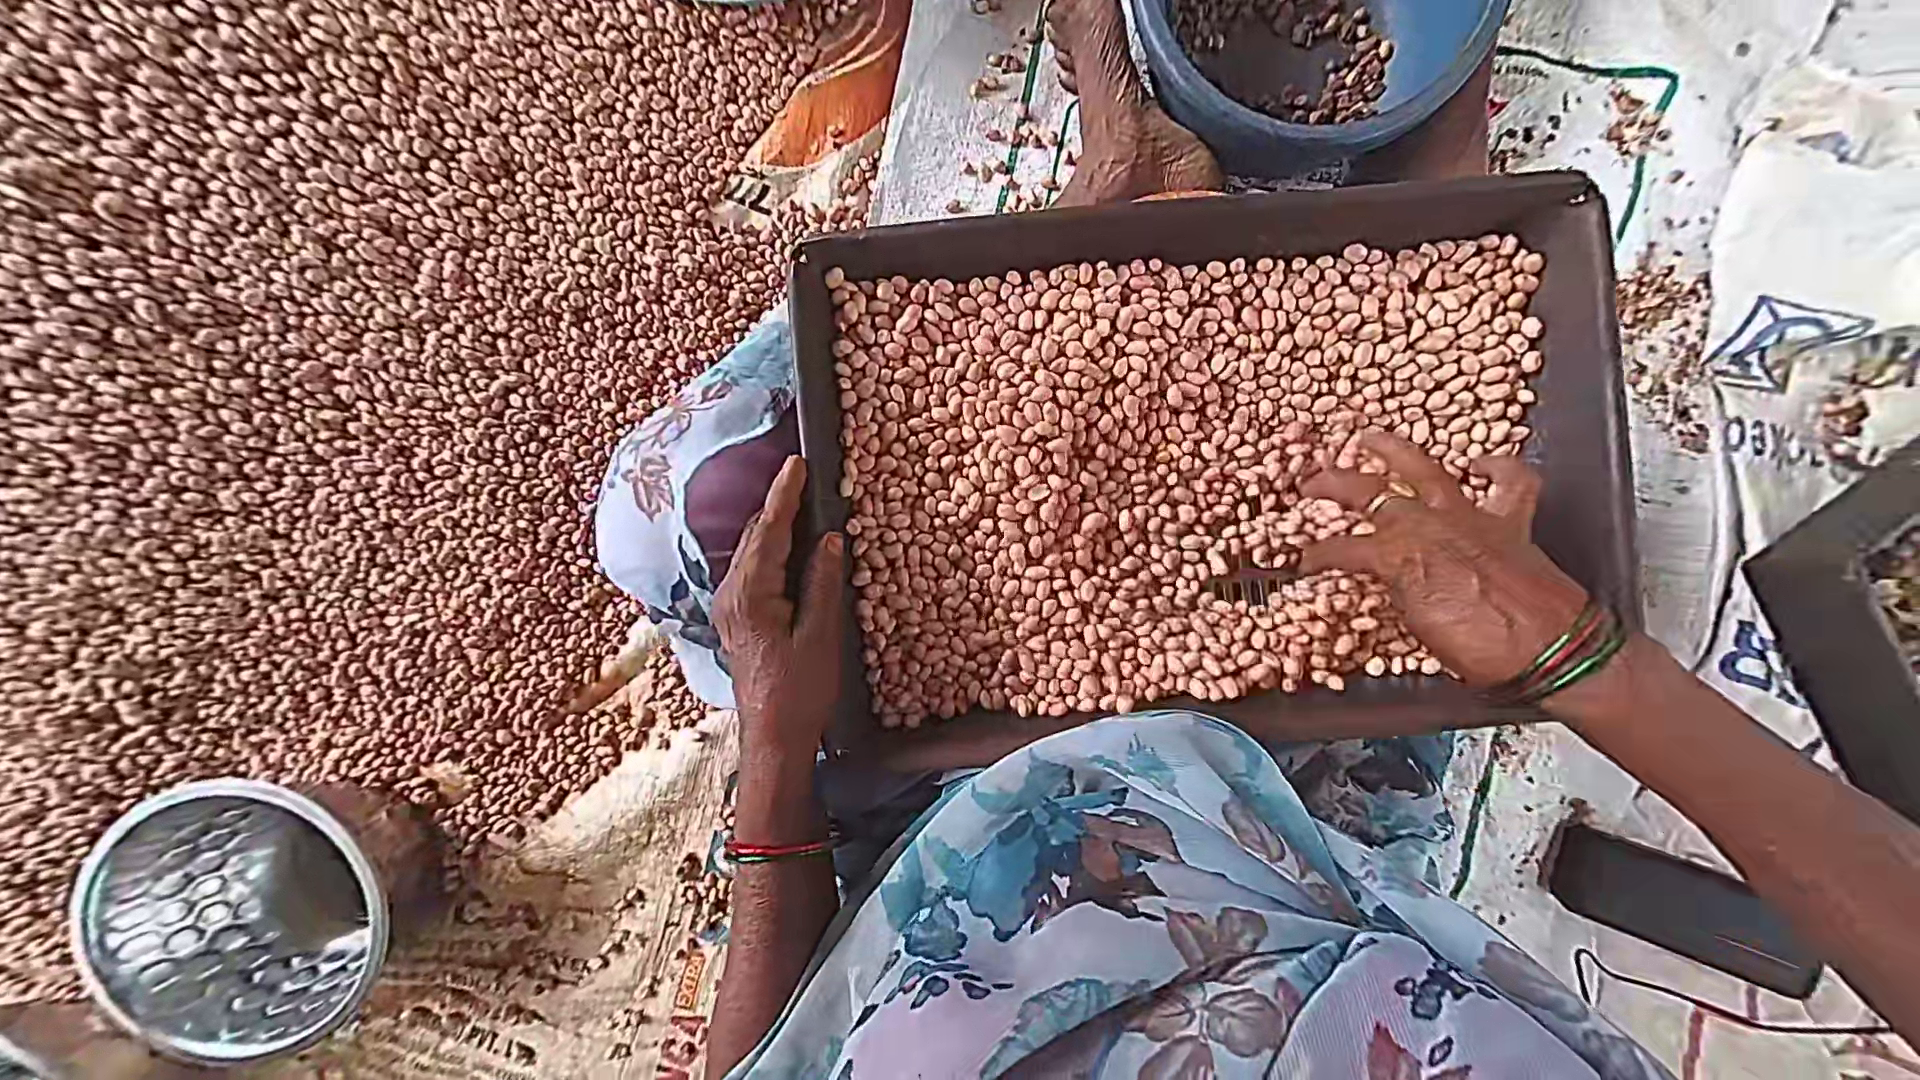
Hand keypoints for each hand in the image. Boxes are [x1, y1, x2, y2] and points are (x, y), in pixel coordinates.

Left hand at [712, 456, 844, 757]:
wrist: (772, 736)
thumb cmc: (800, 690)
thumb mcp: (820, 635)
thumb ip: (822, 583)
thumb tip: (829, 538)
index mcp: (750, 596)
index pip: (768, 532)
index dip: (784, 495)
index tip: (796, 463)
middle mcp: (730, 595)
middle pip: (753, 536)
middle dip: (777, 504)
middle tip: (803, 475)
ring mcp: (728, 606)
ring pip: (750, 551)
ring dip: (773, 524)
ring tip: (800, 500)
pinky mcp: (736, 617)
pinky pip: (751, 568)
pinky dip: (770, 547)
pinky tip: (789, 543)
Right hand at [1300, 431, 1589, 686]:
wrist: (1556, 653)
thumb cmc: (1480, 647)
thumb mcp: (1414, 623)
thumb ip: (1392, 587)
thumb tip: (1382, 577)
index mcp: (1397, 554)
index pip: (1340, 550)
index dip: (1315, 556)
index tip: (1302, 564)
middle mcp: (1428, 525)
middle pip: (1368, 493)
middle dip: (1332, 486)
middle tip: (1311, 484)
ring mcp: (1469, 518)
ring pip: (1425, 470)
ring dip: (1394, 451)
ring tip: (1372, 439)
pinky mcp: (1509, 523)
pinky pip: (1508, 483)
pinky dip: (1495, 469)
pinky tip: (1479, 463)